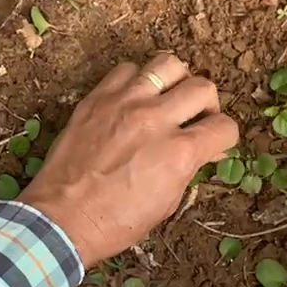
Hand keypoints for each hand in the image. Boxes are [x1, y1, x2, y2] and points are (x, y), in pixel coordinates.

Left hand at [20, 53, 238, 267]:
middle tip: (194, 119)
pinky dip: (135, 80)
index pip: (224, 127)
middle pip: (203, 87)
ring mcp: (124, 103)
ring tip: (167, 98)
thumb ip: (187, 169)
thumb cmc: (114, 222)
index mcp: (178, 152)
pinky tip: (132, 99)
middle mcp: (155, 120)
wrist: (62, 218)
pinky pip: (126, 70)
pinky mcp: (97, 99)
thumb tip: (199, 151)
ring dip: (175, 81)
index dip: (224, 138)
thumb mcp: (165, 204)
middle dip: (206, 105)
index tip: (214, 144)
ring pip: (167, 64)